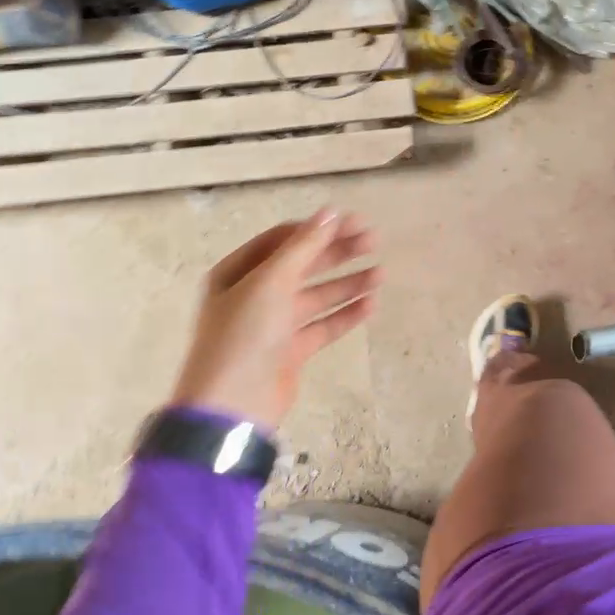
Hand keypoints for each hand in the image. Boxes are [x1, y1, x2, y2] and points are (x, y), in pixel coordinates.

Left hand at [168, 208, 380, 426]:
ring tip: (380, 274)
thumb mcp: (271, 283)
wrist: (233, 403)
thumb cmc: (245, 335)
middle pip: (303, 265)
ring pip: (318, 295)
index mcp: (238, 273)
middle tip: (374, 242)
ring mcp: (274, 323)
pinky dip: (346, 315)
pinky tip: (370, 305)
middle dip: (338, 253)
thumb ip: (303, 247)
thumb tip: (330, 211)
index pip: (283, 240)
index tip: (354, 223)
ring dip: (348, 283)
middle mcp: (254, 294)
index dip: (318, 229)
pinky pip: (324, 325)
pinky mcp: (292, 349)